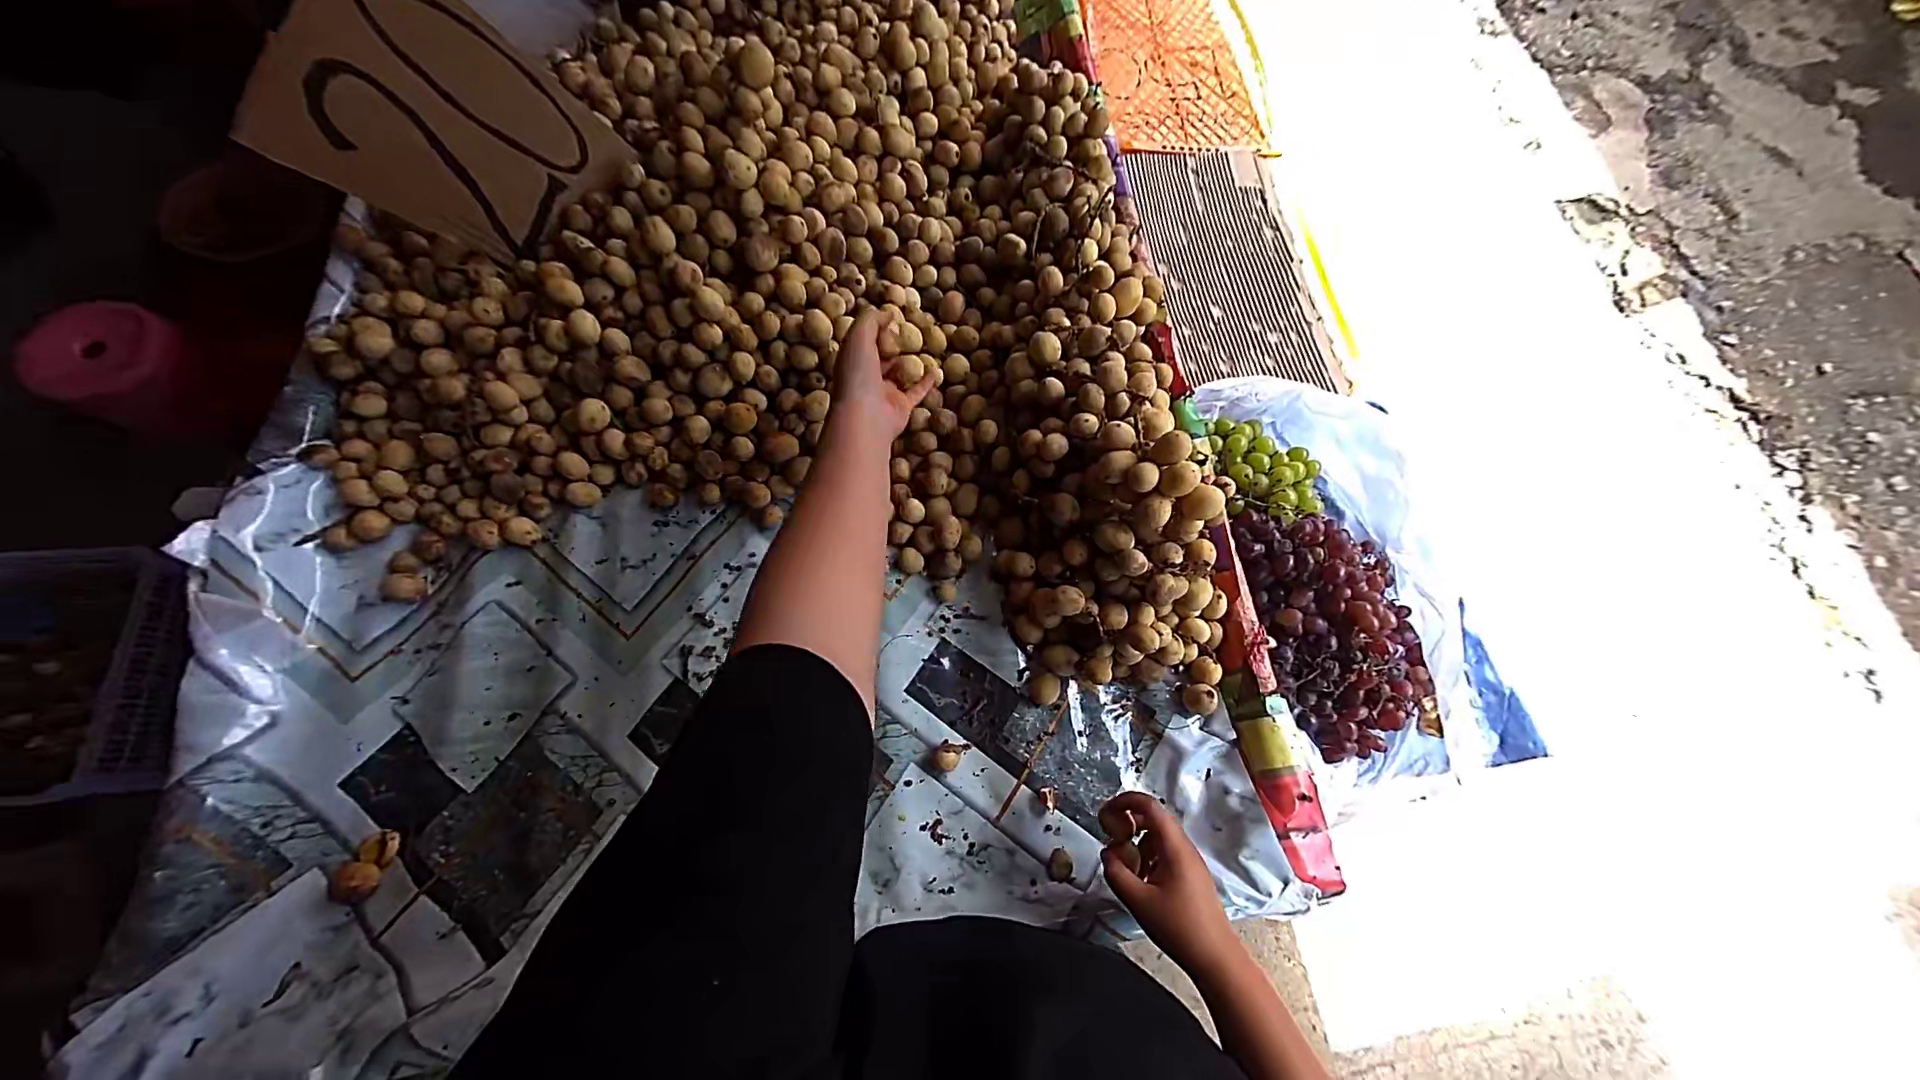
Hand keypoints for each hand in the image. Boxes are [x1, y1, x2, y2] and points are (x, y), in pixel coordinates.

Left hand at [826, 308, 935, 446]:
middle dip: (892, 346)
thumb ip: (872, 320)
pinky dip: (926, 382)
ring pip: (899, 374)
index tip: (891, 320)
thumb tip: (888, 313)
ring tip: (923, 349)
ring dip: (910, 363)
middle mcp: (867, 376)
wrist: (865, 416)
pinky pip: (916, 392)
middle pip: (881, 357)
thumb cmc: (858, 373)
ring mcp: (885, 393)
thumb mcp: (859, 337)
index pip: (865, 340)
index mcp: (853, 360)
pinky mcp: (901, 406)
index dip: (876, 329)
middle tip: (907, 334)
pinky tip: (935, 371)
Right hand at [1099, 791, 1237, 973]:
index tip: (1105, 813)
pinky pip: (1164, 854)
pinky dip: (1147, 858)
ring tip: (1127, 869)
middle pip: (1152, 819)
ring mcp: (1189, 862)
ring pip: (1157, 838)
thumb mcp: (1138, 900)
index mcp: (1174, 847)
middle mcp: (1184, 848)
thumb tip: (1107, 853)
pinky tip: (1142, 882)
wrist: (1216, 959)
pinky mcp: (1190, 876)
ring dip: (1137, 844)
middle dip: (1127, 824)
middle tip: (1111, 840)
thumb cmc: (1179, 928)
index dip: (1124, 801)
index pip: (1149, 805)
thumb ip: (1116, 872)